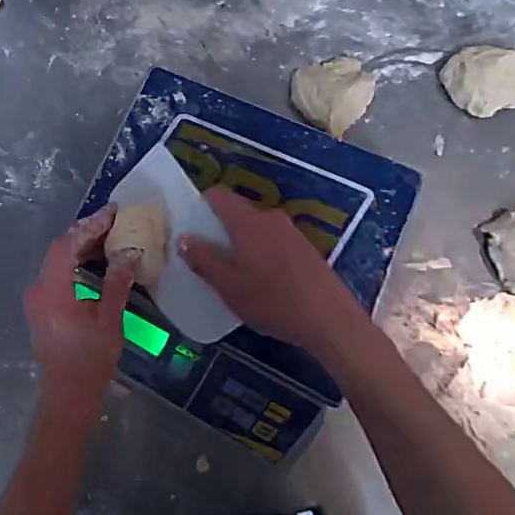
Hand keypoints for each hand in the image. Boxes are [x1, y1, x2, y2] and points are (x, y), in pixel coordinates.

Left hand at [22, 206, 133, 411]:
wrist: (68, 396)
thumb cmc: (89, 361)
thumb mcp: (109, 320)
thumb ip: (117, 283)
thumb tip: (129, 253)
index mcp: (52, 290)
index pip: (67, 244)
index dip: (90, 225)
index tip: (113, 213)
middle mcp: (38, 289)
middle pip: (60, 249)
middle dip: (87, 231)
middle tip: (115, 220)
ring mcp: (38, 298)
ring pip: (59, 260)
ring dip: (82, 245)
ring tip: (111, 235)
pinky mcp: (42, 305)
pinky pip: (58, 273)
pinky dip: (77, 261)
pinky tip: (98, 259)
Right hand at [178, 188, 371, 364]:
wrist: (329, 320)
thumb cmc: (273, 302)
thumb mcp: (229, 287)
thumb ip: (203, 260)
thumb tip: (185, 238)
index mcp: (248, 221)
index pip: (218, 195)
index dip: (200, 205)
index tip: (189, 226)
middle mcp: (270, 218)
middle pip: (237, 211)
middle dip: (218, 228)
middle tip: (206, 255)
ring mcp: (291, 231)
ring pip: (256, 227)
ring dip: (241, 242)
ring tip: (232, 271)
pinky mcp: (305, 247)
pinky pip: (273, 240)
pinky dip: (260, 251)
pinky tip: (261, 280)